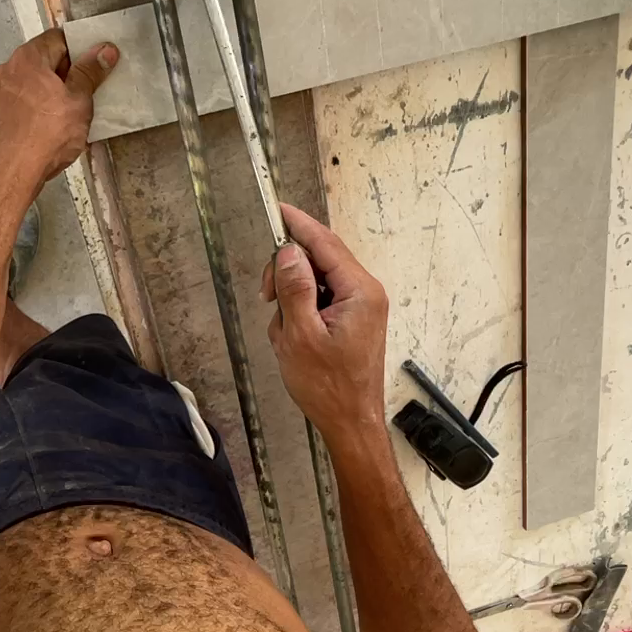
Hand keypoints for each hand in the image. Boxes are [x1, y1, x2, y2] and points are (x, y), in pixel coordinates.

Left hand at [0, 29, 118, 188]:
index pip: (59, 39)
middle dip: (66, 73)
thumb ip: (91, 72)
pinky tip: (51, 126)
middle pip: (44, 60)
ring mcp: (0, 92)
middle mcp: (8, 68)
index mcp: (28, 57)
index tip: (94, 66)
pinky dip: (38, 107)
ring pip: (34, 82)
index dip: (80, 50)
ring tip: (70, 113)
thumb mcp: (79, 101)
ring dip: (52, 92)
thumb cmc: (48, 136)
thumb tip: (105, 50)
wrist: (14, 172)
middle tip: (86, 93)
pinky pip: (24, 101)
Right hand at [261, 203, 389, 446]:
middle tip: (267, 297)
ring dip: (291, 301)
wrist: (350, 422)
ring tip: (285, 335)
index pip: (325, 244)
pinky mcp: (350, 321)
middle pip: (318, 260)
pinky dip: (298, 316)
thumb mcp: (300, 337)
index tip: (277, 209)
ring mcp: (358, 308)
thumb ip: (295, 290)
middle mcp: (364, 293)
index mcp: (359, 292)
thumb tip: (287, 254)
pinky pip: (317, 303)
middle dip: (287, 273)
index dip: (298, 225)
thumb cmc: (328, 387)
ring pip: (314, 283)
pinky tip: (293, 340)